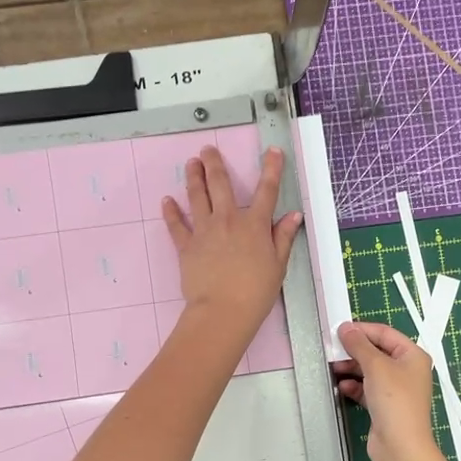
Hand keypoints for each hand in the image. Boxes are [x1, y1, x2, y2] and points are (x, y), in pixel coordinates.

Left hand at [162, 146, 302, 335]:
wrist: (223, 311)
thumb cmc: (256, 292)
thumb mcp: (278, 266)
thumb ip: (283, 238)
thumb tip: (293, 216)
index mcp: (254, 225)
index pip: (266, 191)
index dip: (271, 169)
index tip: (272, 151)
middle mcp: (228, 220)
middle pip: (220, 184)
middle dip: (215, 163)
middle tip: (208, 150)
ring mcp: (204, 231)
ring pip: (197, 197)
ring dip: (193, 177)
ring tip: (191, 163)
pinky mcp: (186, 246)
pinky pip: (176, 225)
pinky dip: (170, 212)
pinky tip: (166, 201)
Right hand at [333, 321, 436, 460]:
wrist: (399, 446)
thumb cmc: (395, 402)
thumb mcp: (376, 366)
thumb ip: (359, 345)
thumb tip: (347, 329)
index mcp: (413, 355)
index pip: (385, 334)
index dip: (362, 330)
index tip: (340, 330)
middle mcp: (407, 370)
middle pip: (377, 352)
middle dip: (355, 351)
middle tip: (333, 351)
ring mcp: (396, 390)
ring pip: (370, 371)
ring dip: (352, 369)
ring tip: (334, 368)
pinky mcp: (385, 406)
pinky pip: (367, 389)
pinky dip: (355, 386)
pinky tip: (343, 387)